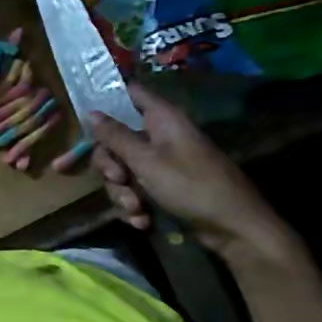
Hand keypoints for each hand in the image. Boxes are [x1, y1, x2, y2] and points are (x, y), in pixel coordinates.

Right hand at [88, 84, 293, 265]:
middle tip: (117, 180)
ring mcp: (163, 162)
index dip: (105, 103)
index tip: (87, 124)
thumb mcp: (146, 162)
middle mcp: (160, 134)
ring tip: (135, 210)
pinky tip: (143, 221)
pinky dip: (135, 205)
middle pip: (117, 138)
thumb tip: (90, 111)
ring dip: (122, 192)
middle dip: (111, 165)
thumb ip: (115, 137)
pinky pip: (137, 188)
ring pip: (124, 168)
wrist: (234, 228)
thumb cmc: (191, 186)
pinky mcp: (165, 187)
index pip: (127, 93)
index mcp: (160, 117)